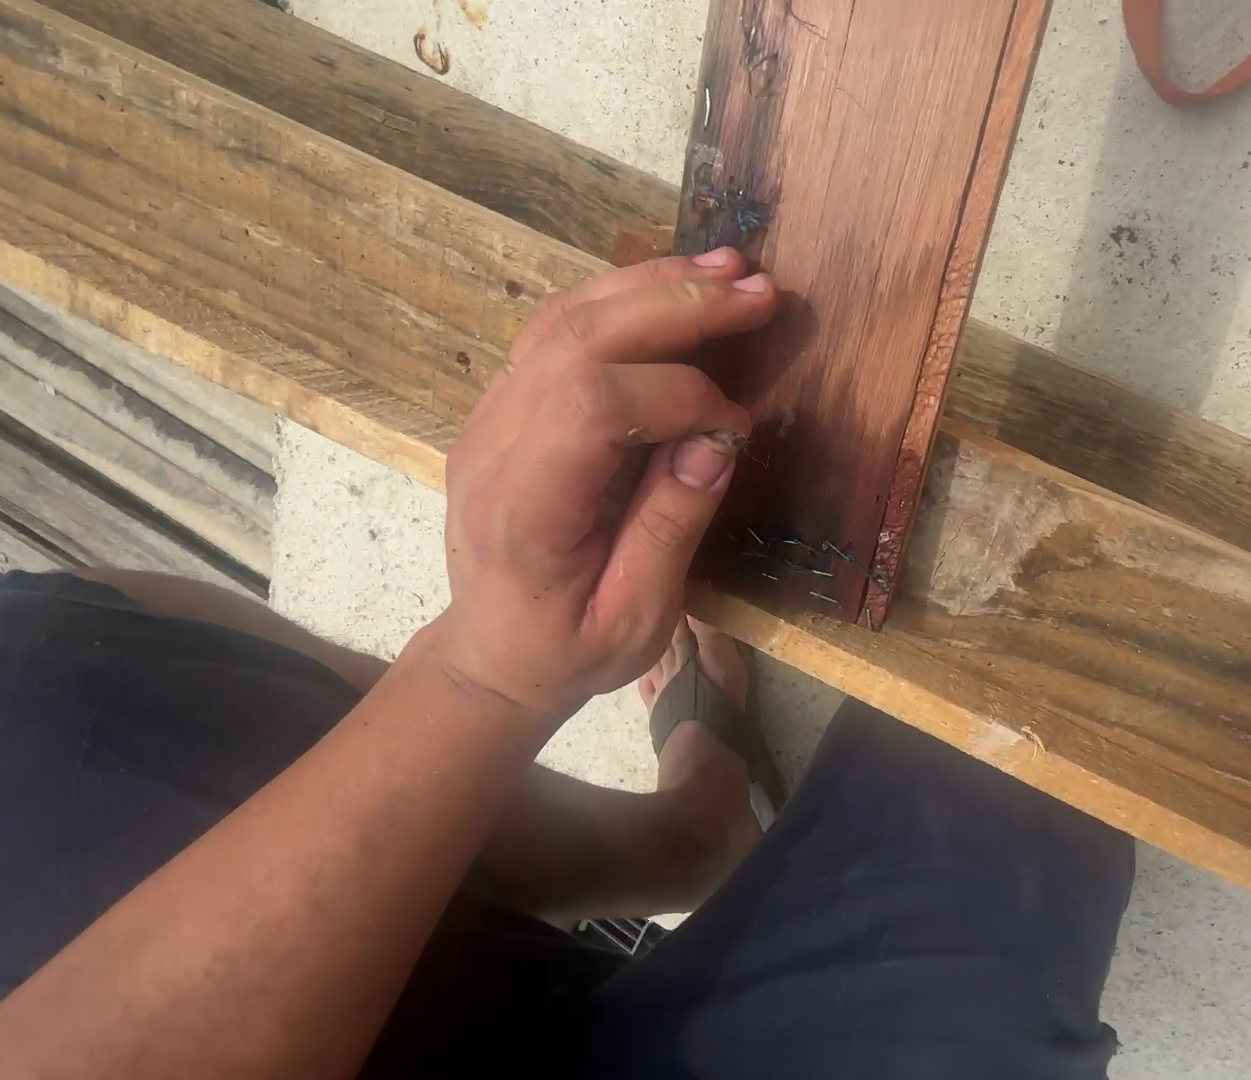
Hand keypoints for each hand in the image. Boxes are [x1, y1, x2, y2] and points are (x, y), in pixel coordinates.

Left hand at [434, 249, 776, 716]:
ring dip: (652, 284)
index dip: (680, 397)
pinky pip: (560, 330)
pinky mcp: (508, 406)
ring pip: (565, 317)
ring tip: (727, 268)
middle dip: (677, 305)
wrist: (493, 653)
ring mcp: (492, 416)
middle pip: (579, 338)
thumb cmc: (568, 649)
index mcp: (525, 507)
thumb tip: (718, 441)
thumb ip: (671, 528)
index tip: (736, 426)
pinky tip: (673, 289)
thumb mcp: (636, 617)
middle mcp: (495, 443)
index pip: (596, 405)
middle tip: (758, 289)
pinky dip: (623, 299)